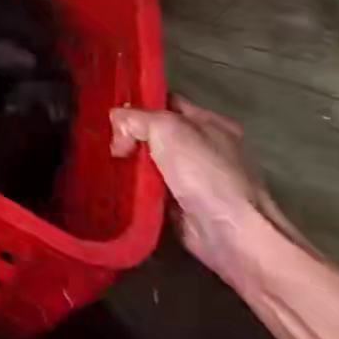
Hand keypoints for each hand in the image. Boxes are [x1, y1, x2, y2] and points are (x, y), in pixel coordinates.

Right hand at [110, 97, 296, 282]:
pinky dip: (136, 188)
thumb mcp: (164, 127)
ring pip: (152, 162)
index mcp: (210, 122)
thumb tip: (117, 132)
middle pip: (156, 132)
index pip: (166, 101)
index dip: (139, 103)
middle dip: (131, 135)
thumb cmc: (205, 172)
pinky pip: (152, 190)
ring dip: (131, 163)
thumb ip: (133, 118)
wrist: (233, 237)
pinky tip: (115, 183)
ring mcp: (197, 180)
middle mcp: (206, 148)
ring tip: (104, 160)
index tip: (112, 111)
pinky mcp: (186, 207)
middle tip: (104, 138)